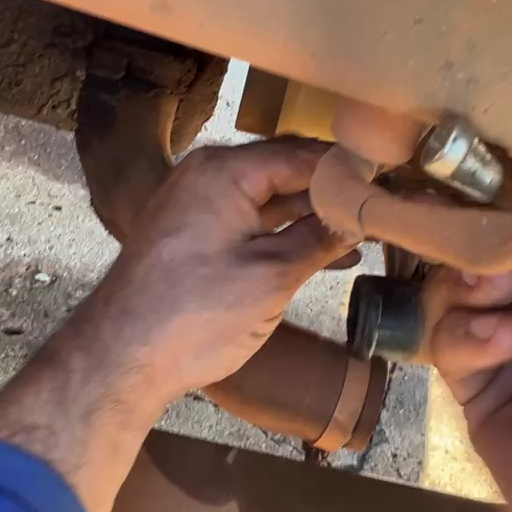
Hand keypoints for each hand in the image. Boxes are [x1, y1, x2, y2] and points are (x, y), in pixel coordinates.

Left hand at [78, 137, 358, 403]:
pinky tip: (325, 252)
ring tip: (365, 230)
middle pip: (287, 172)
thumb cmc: (194, 314)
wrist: (122, 357)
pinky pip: (251, 221)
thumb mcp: (271, 276)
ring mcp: (199, 206)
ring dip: (313, 216)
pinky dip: (285, 234)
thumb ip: (320, 239)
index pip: (302, 154)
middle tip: (383, 205)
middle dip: (334, 192)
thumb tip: (360, 218)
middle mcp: (208, 176)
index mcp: (224, 171)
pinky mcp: (196, 235)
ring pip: (271, 199)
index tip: (389, 180)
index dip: (348, 168)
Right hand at [430, 221, 511, 511]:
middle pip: (501, 236)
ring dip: (471, 278)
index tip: (476, 145)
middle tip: (482, 229)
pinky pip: (451, 342)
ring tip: (498, 295)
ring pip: (465, 283)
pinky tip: (499, 349)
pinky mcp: (488, 393)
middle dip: (484, 224)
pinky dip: (463, 334)